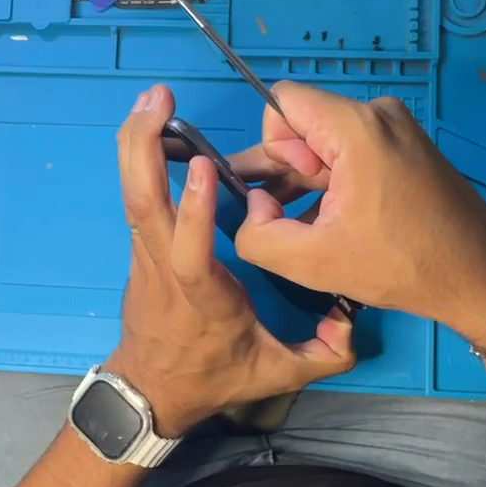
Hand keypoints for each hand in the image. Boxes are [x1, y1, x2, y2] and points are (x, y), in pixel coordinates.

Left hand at [107, 84, 354, 437]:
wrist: (152, 388)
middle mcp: (164, 272)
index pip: (188, 257)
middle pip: (144, 208)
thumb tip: (352, 321)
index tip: (203, 166)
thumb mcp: (276, 374)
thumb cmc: (214, 377)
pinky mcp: (140, 247)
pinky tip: (149, 125)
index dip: (192, 213)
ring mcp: (145, 257)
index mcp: (202, 301)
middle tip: (157, 100)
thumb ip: (323, 353)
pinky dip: (138, 157)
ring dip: (137, 143)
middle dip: (144, 149)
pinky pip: (136, 198)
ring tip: (152, 98)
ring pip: (133, 196)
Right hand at [230, 82, 485, 358]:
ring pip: (324, 143)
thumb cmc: (401, 266)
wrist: (481, 278)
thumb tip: (253, 206)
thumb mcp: (311, 262)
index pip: (282, 103)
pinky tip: (331, 225)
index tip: (290, 191)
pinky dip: (333, 185)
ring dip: (306, 183)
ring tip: (304, 229)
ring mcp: (397, 130)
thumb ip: (257, 234)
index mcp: (357, 128)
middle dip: (284, 171)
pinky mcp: (406, 149)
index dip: (271, 148)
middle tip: (279, 219)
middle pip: (303, 125)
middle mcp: (378, 115)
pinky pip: (350, 154)